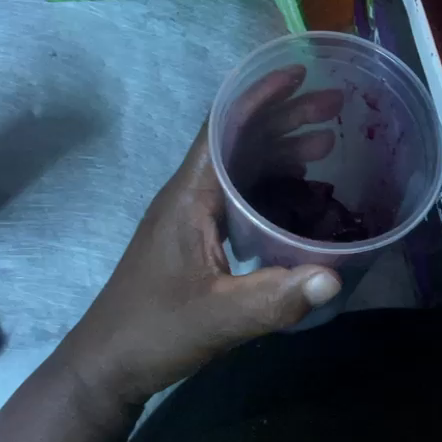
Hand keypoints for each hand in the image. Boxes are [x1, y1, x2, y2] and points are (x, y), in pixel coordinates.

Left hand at [57, 119, 341, 407]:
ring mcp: (194, 212)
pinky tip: (302, 187)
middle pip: (240, 138)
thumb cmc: (153, 331)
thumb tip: (334, 276)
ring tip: (330, 140)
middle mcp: (192, 192)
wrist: (105, 367)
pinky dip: (274, 178)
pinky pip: (242, 189)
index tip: (300, 74)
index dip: (260, 95)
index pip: (223, 125)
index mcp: (191, 194)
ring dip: (284, 146)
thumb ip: (273, 299)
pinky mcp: (199, 233)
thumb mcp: (216, 319)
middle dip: (287, 116)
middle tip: (336, 106)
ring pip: (242, 163)